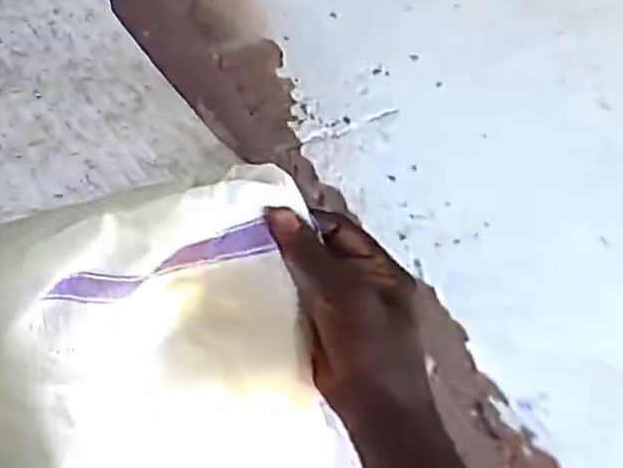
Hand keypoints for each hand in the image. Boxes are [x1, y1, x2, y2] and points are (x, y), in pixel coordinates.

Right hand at [265, 207, 461, 466]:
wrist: (373, 411)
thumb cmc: (371, 347)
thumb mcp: (344, 292)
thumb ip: (309, 251)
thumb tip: (276, 210)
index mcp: (378, 269)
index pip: (337, 228)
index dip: (305, 219)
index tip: (268, 215)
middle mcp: (359, 280)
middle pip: (316, 247)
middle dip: (286, 239)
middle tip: (249, 229)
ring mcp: (337, 303)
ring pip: (301, 269)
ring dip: (277, 262)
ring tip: (243, 250)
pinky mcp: (316, 321)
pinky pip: (292, 292)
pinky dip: (274, 285)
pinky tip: (250, 278)